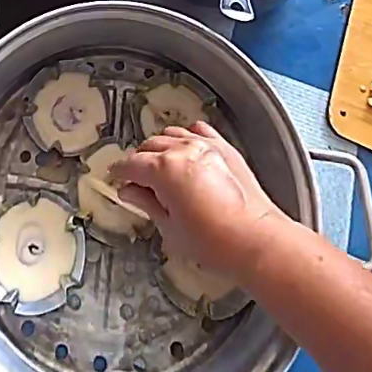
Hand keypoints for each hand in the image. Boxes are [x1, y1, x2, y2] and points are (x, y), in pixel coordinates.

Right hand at [112, 121, 287, 279]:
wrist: (255, 239)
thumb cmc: (214, 241)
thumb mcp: (170, 228)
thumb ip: (147, 203)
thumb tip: (130, 192)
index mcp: (163, 169)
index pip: (131, 164)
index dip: (120, 171)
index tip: (116, 177)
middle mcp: (182, 150)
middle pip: (149, 145)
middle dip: (140, 160)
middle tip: (138, 179)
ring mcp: (204, 145)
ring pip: (172, 134)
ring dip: (162, 147)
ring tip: (162, 166)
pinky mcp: (223, 147)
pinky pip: (198, 130)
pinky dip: (188, 137)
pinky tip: (188, 151)